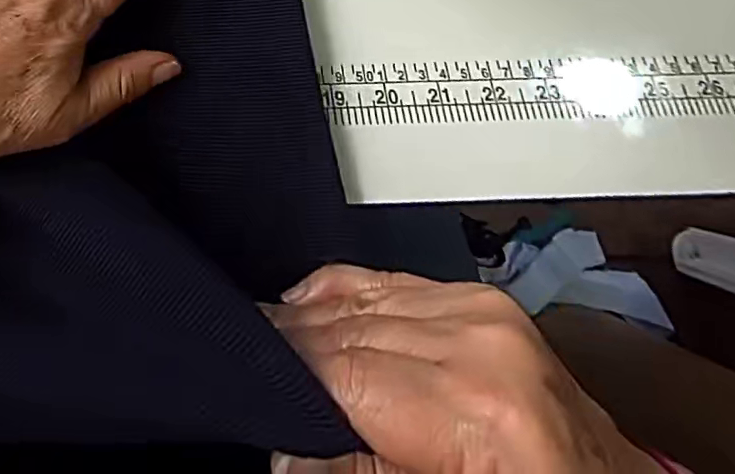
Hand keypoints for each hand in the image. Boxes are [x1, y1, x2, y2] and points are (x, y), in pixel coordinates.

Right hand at [265, 265, 660, 473]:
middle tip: (256, 369)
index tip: (259, 402)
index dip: (290, 386)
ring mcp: (478, 311)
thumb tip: (286, 454)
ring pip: (353, 302)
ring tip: (271, 338)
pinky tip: (302, 302)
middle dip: (291, 352)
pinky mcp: (476, 297)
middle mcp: (478, 346)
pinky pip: (378, 279)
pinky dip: (334, 291)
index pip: (341, 374)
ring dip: (305, 322)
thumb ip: (360, 470)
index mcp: (478, 413)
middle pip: (344, 334)